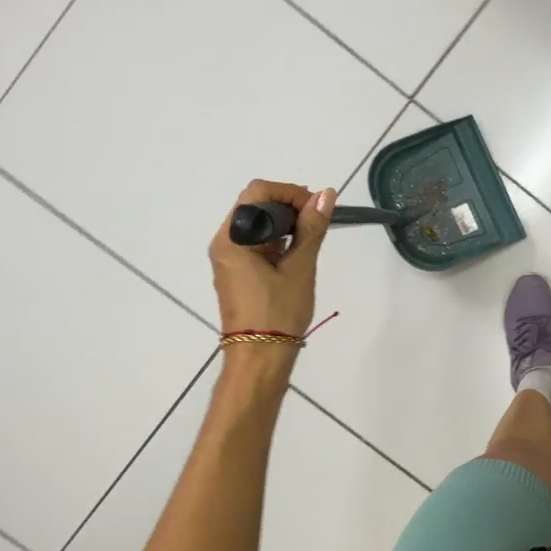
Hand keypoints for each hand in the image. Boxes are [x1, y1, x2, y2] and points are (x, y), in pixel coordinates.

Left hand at [209, 181, 334, 335]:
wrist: (261, 358)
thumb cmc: (279, 312)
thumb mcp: (300, 267)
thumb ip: (312, 228)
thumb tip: (326, 194)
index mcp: (232, 238)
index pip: (258, 192)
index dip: (290, 193)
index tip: (316, 210)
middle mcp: (224, 243)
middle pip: (255, 205)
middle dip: (289, 206)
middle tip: (317, 223)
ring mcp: (229, 258)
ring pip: (257, 224)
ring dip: (285, 223)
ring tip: (311, 239)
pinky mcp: (237, 272)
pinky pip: (256, 243)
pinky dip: (278, 240)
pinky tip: (297, 254)